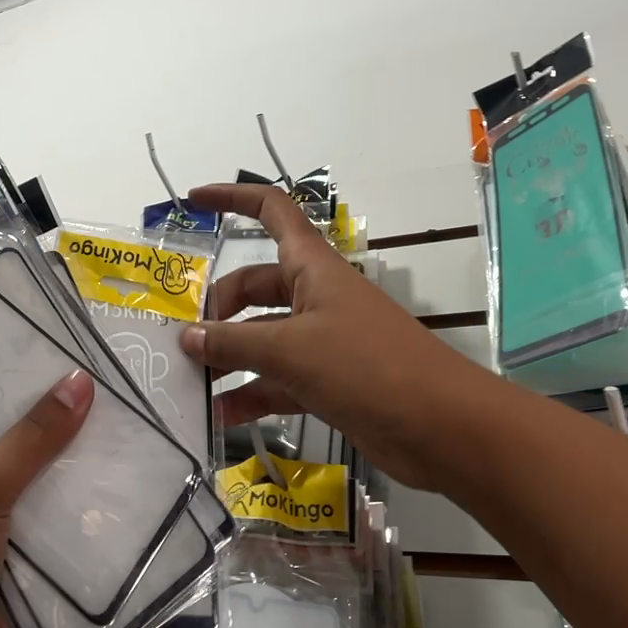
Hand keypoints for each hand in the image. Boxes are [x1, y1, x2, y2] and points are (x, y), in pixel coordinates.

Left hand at [0, 370, 94, 627]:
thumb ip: (28, 440)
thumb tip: (80, 380)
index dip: (2, 373)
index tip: (47, 343)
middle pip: (2, 439)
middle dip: (44, 416)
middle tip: (91, 371)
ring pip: (28, 479)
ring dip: (64, 459)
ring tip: (113, 410)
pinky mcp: (8, 559)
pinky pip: (45, 520)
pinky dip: (73, 503)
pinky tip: (111, 469)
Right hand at [180, 183, 481, 490]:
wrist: (444, 428)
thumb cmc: (367, 367)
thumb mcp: (292, 350)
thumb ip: (234, 343)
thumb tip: (187, 337)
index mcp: (311, 266)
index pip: (270, 210)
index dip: (232, 198)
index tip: (193, 200)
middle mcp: (315, 295)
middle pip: (255, 285)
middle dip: (218, 307)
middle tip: (182, 339)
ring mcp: (323, 340)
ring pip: (263, 336)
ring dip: (229, 357)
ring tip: (188, 382)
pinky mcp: (330, 381)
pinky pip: (278, 379)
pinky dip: (250, 394)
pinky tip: (219, 418)